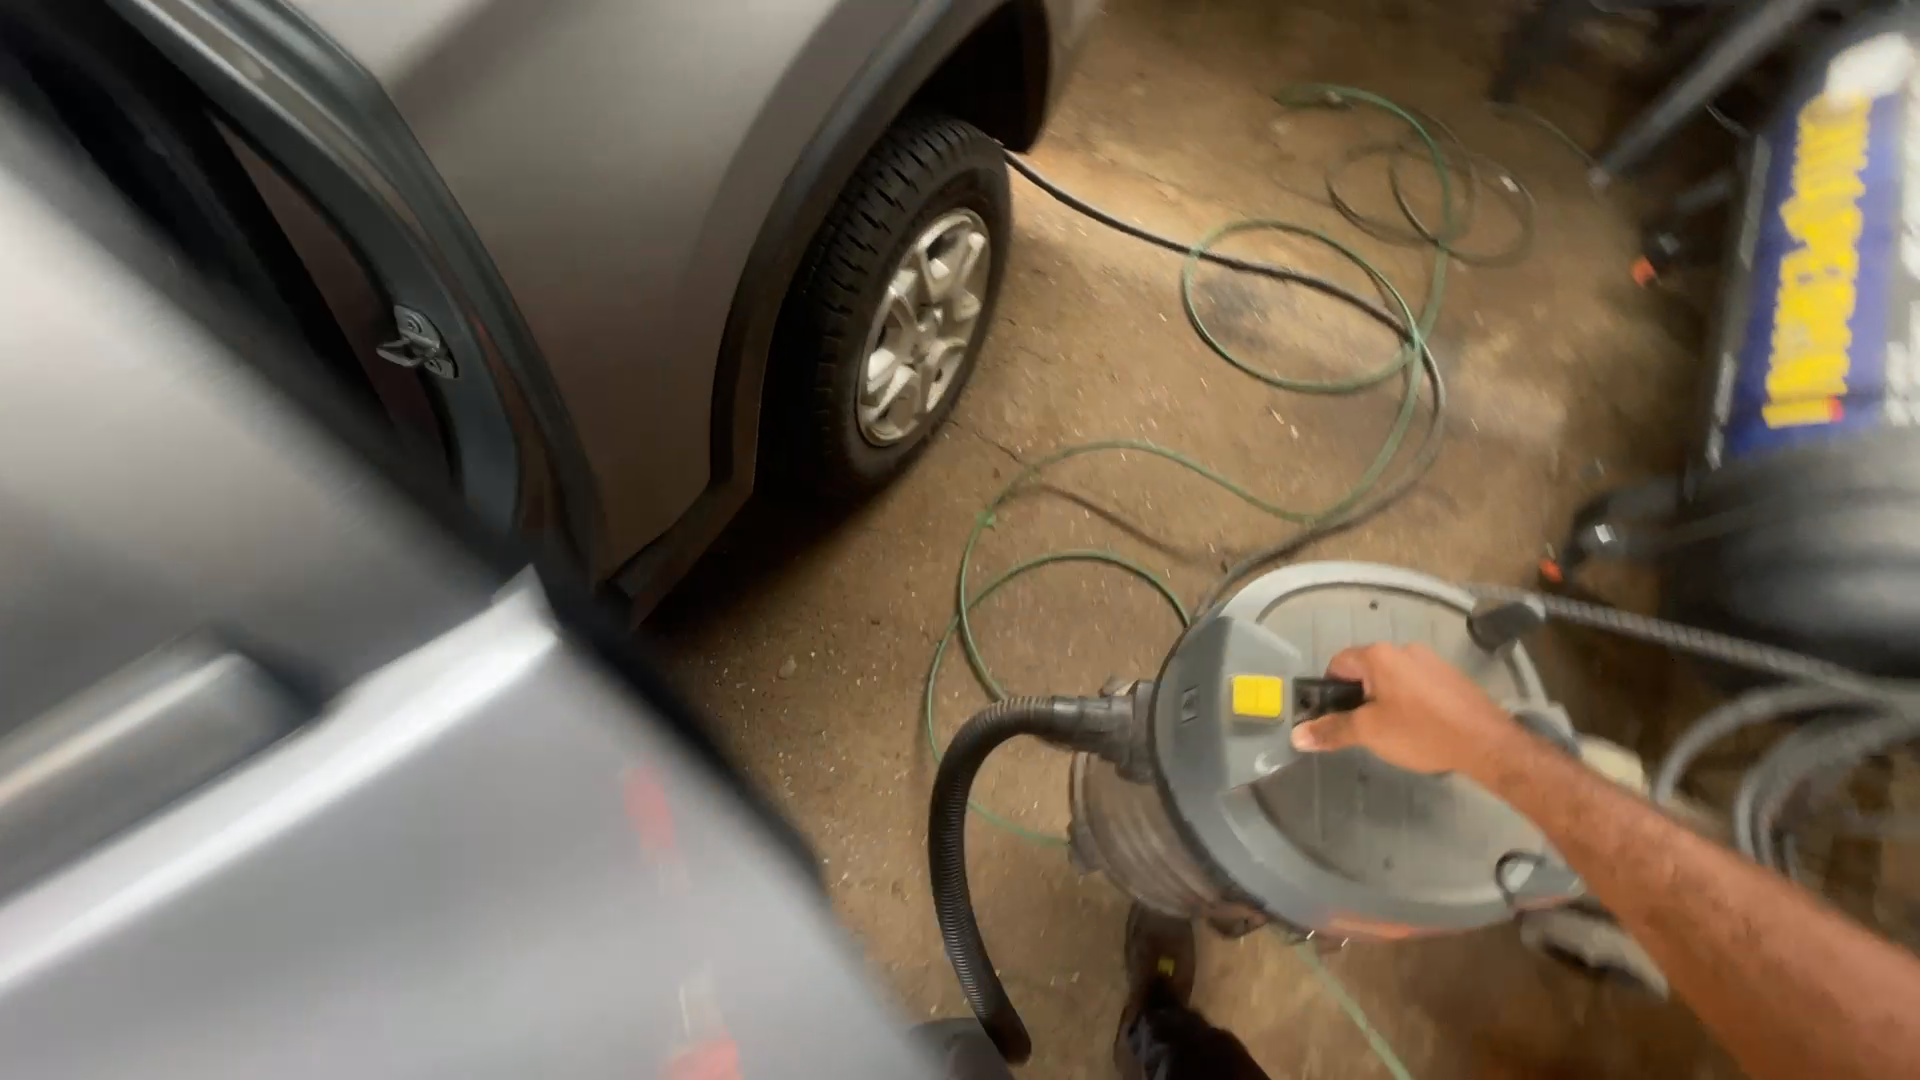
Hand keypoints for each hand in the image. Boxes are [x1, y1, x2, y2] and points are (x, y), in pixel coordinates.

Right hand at [1288, 643, 1519, 774]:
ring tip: (1396, 729)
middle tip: (1365, 726)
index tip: (1339, 716)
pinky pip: (1417, 683)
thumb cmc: (1421, 732)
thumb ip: (1331, 730)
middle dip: (1360, 697)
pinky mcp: (1452, 676)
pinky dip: (1411, 701)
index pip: (1338, 663)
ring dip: (1385, 698)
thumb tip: (1297, 736)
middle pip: (1366, 670)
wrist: (1489, 745)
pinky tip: (1422, 726)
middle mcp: (1404, 649)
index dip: (1331, 690)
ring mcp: (1432, 661)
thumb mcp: (1369, 733)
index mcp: (1379, 655)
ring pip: (1392, 677)